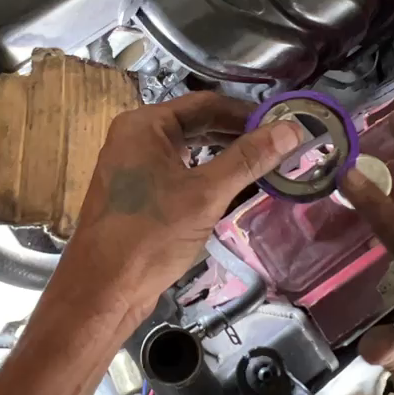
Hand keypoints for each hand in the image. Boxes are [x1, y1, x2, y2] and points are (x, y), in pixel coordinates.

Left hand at [35, 93, 303, 348]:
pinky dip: (209, 178)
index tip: (284, 126)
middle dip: (239, 136)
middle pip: (198, 125)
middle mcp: (136, 138)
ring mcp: (135, 168)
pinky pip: (181, 175)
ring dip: (226, 158)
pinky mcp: (139, 196)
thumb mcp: (205, 194)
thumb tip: (291, 129)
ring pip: (191, 152)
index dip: (247, 113)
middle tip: (282, 148)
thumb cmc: (149, 235)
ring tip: (266, 168)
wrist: (102, 291)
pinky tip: (235, 190)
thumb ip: (248, 159)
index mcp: (145, 125)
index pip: (206, 103)